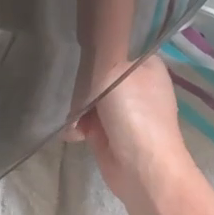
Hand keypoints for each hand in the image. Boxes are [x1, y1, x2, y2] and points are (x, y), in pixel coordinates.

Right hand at [70, 56, 190, 200]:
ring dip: (75, 107)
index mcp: (147, 66)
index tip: (76, 49)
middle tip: (66, 81)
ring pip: (89, 99)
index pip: (118, 47)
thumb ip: (97, 61)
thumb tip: (87, 67)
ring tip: (69, 109)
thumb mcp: (113, 73)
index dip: (97, 49)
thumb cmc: (134, 113)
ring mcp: (123, 112)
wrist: (142, 167)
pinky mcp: (108, 134)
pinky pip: (84, 122)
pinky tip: (71, 130)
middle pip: (99, 75)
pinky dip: (75, 126)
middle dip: (81, 81)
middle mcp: (137, 86)